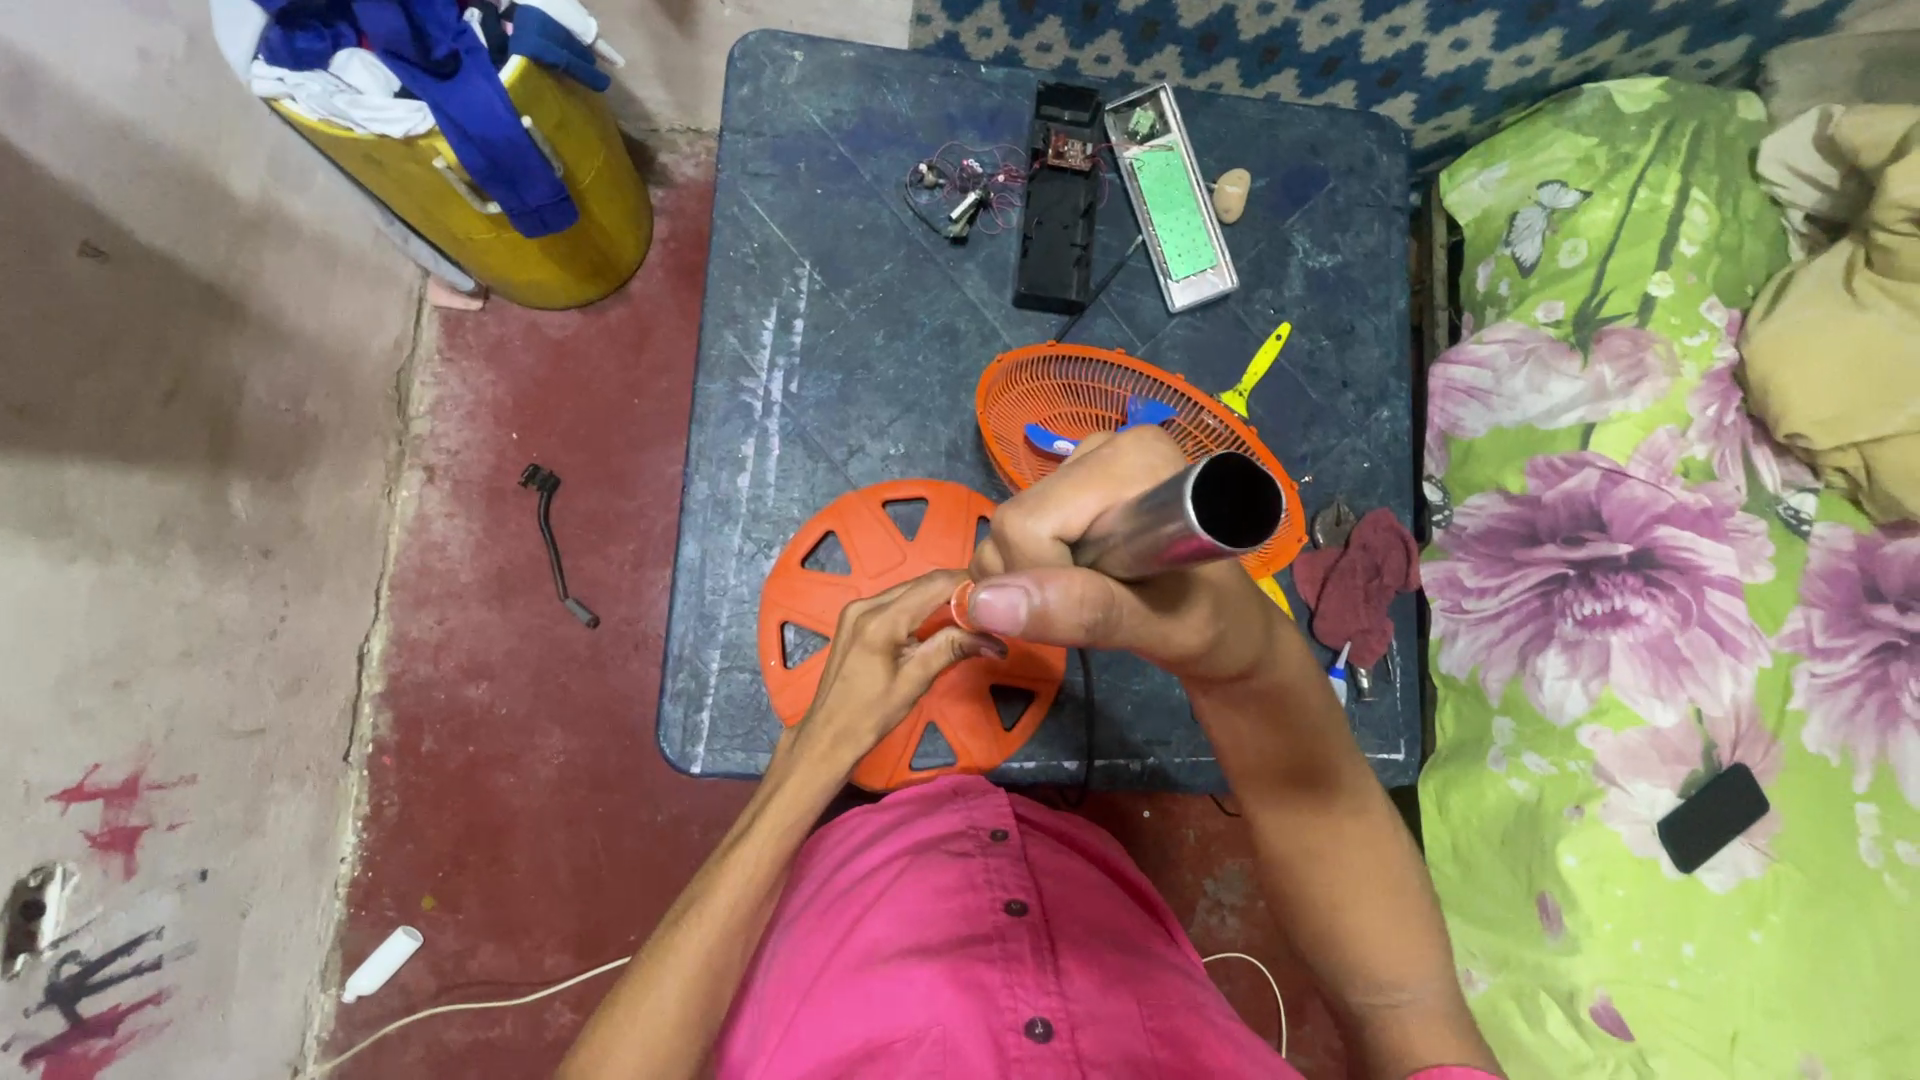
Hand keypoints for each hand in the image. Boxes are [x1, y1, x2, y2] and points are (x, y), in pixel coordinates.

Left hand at [792, 569, 1007, 770]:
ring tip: (972, 612)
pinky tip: (940, 618)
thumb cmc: (870, 715)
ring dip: (940, 596)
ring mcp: (858, 607)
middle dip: (957, 590)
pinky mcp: (856, 615)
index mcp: (881, 620)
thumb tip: (994, 639)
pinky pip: (897, 600)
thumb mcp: (916, 681)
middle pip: (922, 583)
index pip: (934, 585)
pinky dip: (921, 604)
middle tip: (989, 605)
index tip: (996, 593)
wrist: (828, 732)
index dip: (968, 583)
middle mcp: (866, 604)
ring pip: (910, 589)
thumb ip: (951, 648)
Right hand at [967, 428, 1285, 686]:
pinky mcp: (1068, 489)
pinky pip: (1012, 536)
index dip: (1042, 579)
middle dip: (1037, 582)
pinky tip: (1080, 581)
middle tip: (1100, 605)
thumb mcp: (1157, 627)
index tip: (1099, 607)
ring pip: (1004, 534)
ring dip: (1032, 583)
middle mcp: (1100, 449)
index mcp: (1130, 461)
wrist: (1231, 628)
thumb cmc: (1212, 627)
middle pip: (1010, 523)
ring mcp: (1081, 466)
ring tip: (1096, 595)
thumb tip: (983, 604)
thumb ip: (1081, 610)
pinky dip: (1031, 574)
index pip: (1026, 523)